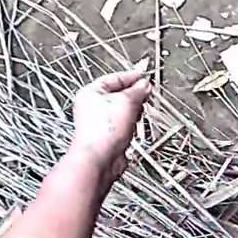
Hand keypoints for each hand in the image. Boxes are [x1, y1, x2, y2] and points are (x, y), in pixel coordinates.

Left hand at [67, 69, 151, 185]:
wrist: (100, 159)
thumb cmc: (104, 131)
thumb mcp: (126, 102)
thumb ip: (137, 90)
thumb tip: (145, 85)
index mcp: (91, 92)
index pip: (116, 78)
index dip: (132, 77)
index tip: (146, 78)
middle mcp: (92, 106)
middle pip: (119, 95)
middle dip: (134, 97)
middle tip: (145, 97)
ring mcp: (99, 122)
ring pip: (123, 111)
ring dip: (133, 113)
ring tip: (137, 116)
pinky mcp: (107, 135)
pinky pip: (123, 125)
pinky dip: (130, 125)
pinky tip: (132, 129)